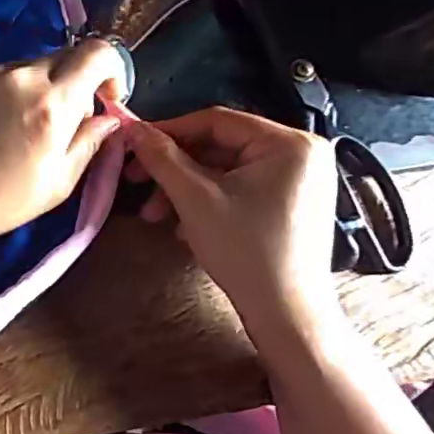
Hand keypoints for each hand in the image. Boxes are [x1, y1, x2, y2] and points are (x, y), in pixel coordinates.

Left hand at [0, 40, 128, 247]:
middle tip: (62, 124)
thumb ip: (90, 142)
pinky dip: (8, 91)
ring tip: (20, 130)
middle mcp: (21, 77)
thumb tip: (110, 117)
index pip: (99, 53)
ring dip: (40, 88)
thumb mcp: (58, 183)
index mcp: (52, 103)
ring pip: (31, 66)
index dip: (113, 71)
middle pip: (66, 58)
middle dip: (75, 84)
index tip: (106, 100)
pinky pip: (0, 75)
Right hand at [123, 107, 338, 327]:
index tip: (133, 143)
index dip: (168, 131)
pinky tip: (183, 226)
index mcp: (289, 143)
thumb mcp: (194, 198)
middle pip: (219, 147)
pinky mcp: (289, 203)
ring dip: (183, 190)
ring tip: (155, 215)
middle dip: (173, 170)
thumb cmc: (245, 250)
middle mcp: (301, 154)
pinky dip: (206, 201)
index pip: (216, 121)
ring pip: (224, 171)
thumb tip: (133, 128)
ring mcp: (298, 180)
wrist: (284, 311)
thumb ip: (161, 157)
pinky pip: (238, 188)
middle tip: (136, 181)